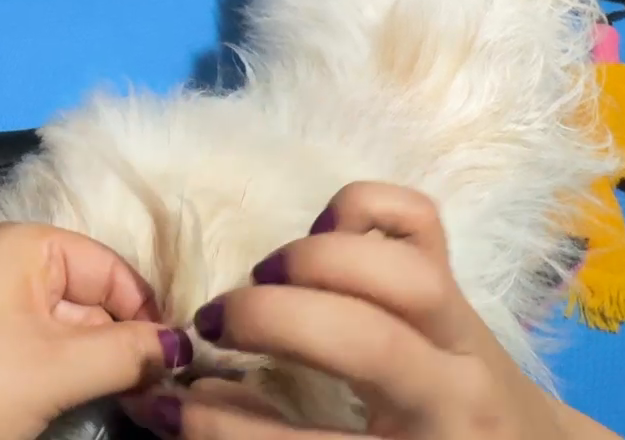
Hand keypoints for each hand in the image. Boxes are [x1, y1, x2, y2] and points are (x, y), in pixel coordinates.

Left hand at [0, 222, 192, 439]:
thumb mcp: (54, 367)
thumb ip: (126, 353)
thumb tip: (185, 347)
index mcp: (30, 246)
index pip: (111, 269)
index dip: (149, 311)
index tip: (187, 364)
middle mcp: (18, 268)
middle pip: (96, 301)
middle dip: (131, 343)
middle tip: (172, 395)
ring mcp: (3, 311)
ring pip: (76, 333)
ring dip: (108, 368)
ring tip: (147, 404)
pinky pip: (51, 356)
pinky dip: (77, 380)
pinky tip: (100, 404)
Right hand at [126, 183, 614, 439]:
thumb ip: (269, 435)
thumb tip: (174, 399)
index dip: (219, 425)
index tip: (162, 401)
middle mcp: (453, 400)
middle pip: (367, 343)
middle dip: (269, 320)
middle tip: (213, 323)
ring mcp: (462, 326)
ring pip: (401, 272)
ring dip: (313, 260)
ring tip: (267, 275)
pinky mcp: (457, 276)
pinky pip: (417, 217)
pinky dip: (359, 207)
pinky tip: (321, 234)